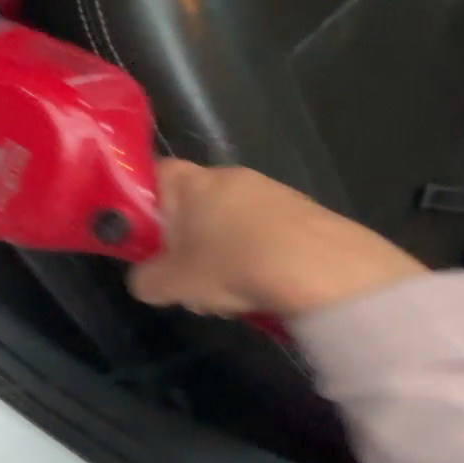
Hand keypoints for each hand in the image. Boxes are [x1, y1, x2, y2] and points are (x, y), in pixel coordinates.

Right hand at [127, 160, 425, 319]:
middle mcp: (231, 176)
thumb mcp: (164, 284)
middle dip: (177, 236)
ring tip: (220, 289)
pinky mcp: (304, 214)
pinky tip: (254, 286)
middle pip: (187, 203)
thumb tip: (147, 278)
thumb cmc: (232, 266)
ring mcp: (272, 192)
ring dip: (213, 251)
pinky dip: (249, 257)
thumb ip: (141, 278)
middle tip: (174, 270)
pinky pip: (258, 233)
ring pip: (222, 221)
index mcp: (192, 182)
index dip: (135, 201)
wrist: (331, 274)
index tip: (132, 234)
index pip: (150, 174)